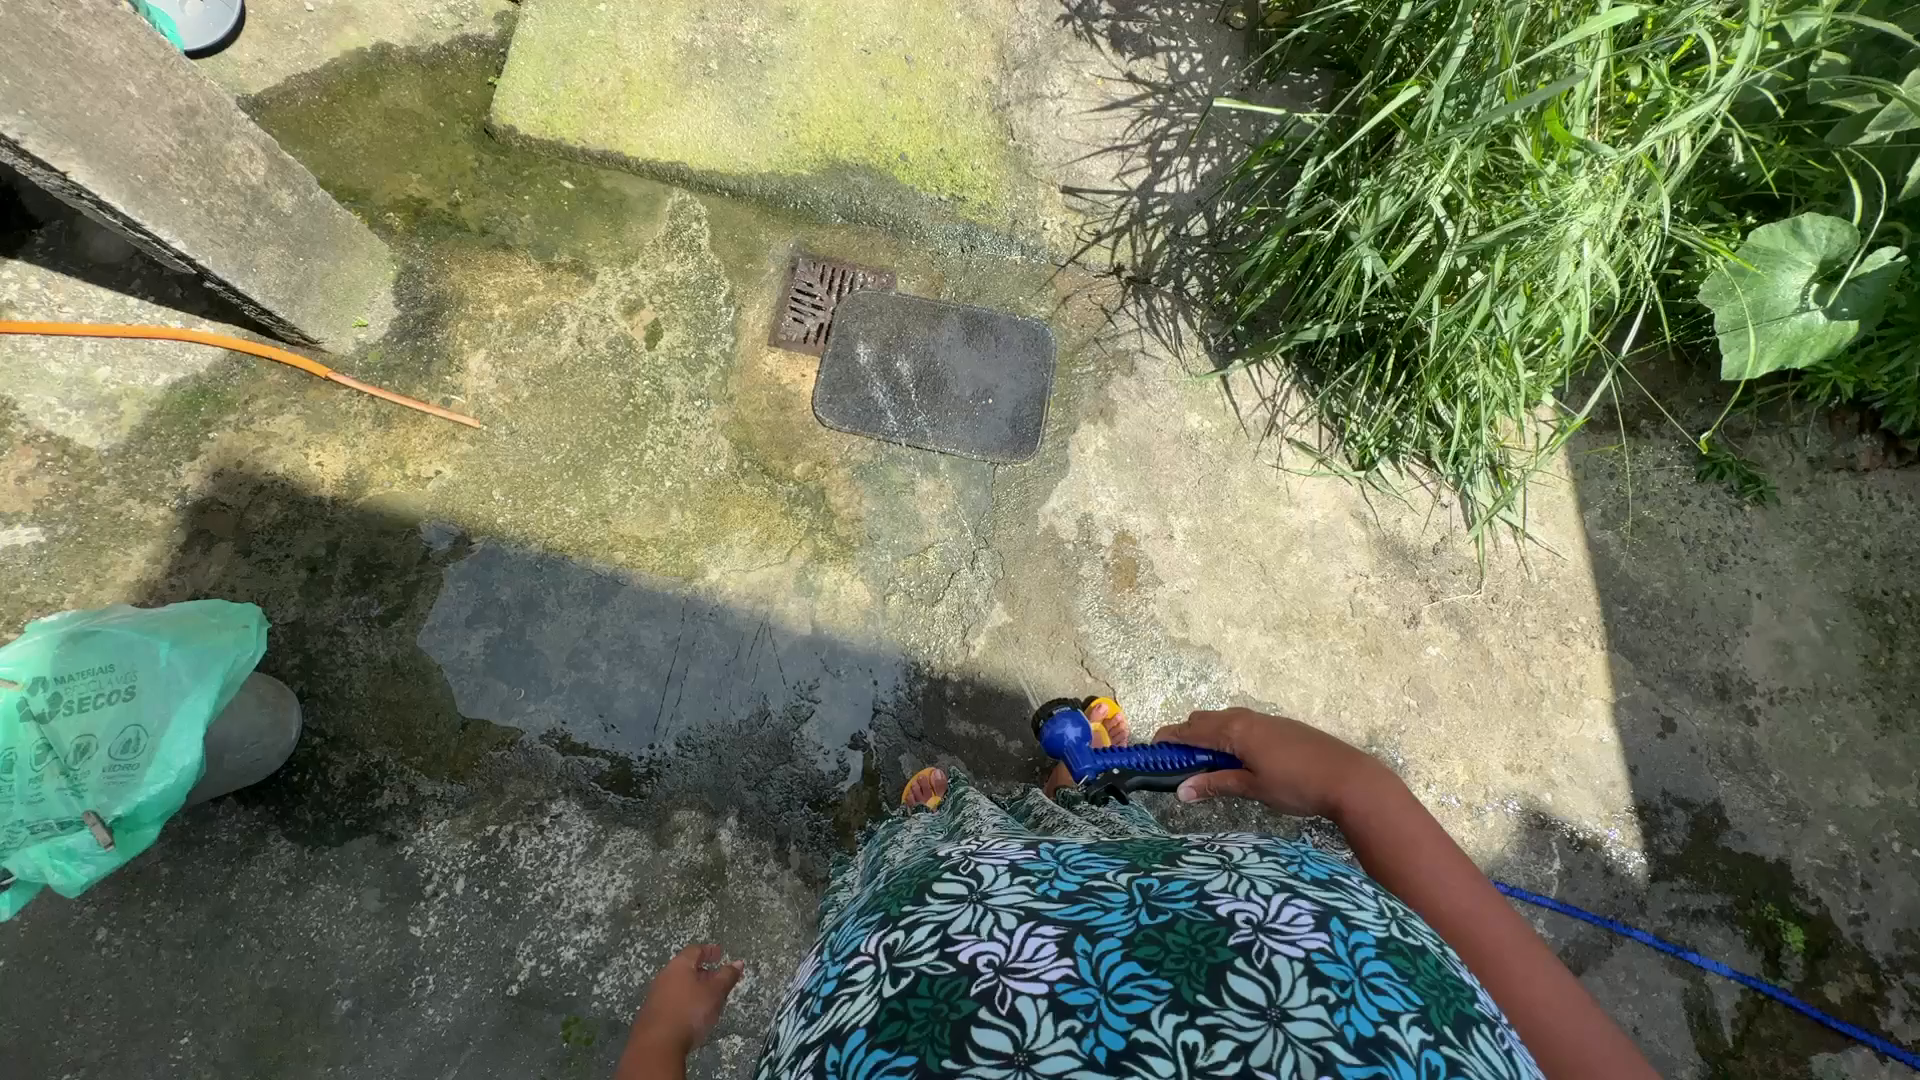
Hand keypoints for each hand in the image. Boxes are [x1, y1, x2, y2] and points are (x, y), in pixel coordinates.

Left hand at [627, 944, 744, 1056]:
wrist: (655, 1048)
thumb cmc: (689, 1012)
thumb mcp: (715, 993)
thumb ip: (727, 976)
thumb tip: (738, 963)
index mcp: (679, 966)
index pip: (695, 950)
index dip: (709, 951)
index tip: (720, 954)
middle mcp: (664, 977)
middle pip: (685, 968)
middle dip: (702, 973)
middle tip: (717, 980)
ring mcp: (654, 997)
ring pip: (677, 987)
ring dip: (692, 990)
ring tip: (706, 1000)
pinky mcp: (649, 1017)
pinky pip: (670, 1002)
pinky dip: (683, 1004)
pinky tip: (690, 1017)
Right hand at [1153, 707, 1391, 817]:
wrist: (1351, 779)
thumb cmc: (1297, 785)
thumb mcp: (1252, 788)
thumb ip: (1215, 785)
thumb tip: (1180, 791)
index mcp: (1233, 730)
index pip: (1189, 730)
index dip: (1168, 739)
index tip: (1152, 750)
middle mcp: (1244, 717)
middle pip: (1203, 720)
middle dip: (1186, 736)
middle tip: (1178, 763)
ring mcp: (1263, 719)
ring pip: (1223, 721)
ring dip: (1208, 736)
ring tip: (1207, 764)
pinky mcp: (1279, 726)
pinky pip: (1241, 724)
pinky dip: (1228, 736)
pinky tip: (1237, 759)